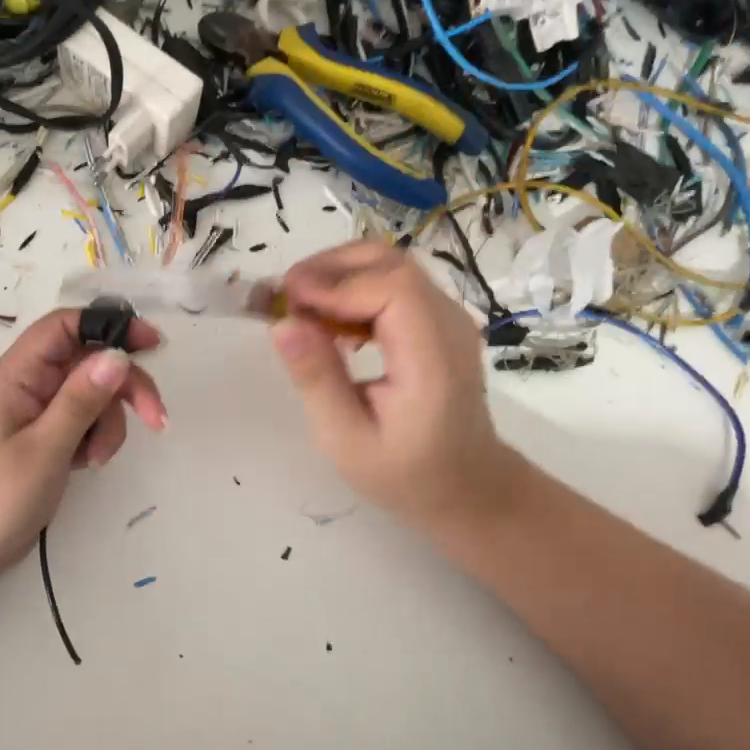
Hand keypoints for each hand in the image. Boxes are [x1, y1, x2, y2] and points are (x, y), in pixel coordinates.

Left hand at [0, 310, 168, 578]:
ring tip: (95, 459)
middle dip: (122, 388)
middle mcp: (27, 384)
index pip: (63, 326)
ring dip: (108, 423)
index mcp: (15, 374)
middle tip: (155, 419)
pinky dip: (96, 438)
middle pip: (88, 361)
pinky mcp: (47, 435)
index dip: (108, 326)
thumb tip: (117, 354)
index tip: (152, 345)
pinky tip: (88, 464)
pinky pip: (84, 420)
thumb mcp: (45, 448)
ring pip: (93, 393)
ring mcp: (37, 410)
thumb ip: (81, 400)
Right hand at [271, 242, 527, 530]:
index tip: (285, 304)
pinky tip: (328, 321)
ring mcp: (448, 318)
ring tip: (299, 310)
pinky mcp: (437, 320)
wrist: (466, 486)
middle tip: (284, 300)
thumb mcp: (345, 440)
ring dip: (337, 275)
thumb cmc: (404, 473)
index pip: (391, 289)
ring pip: (389, 264)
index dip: (333, 285)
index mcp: (432, 361)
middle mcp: (449, 326)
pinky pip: (391, 283)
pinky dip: (351, 287)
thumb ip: (317, 380)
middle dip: (329, 268)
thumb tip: (282, 324)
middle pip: (391, 262)